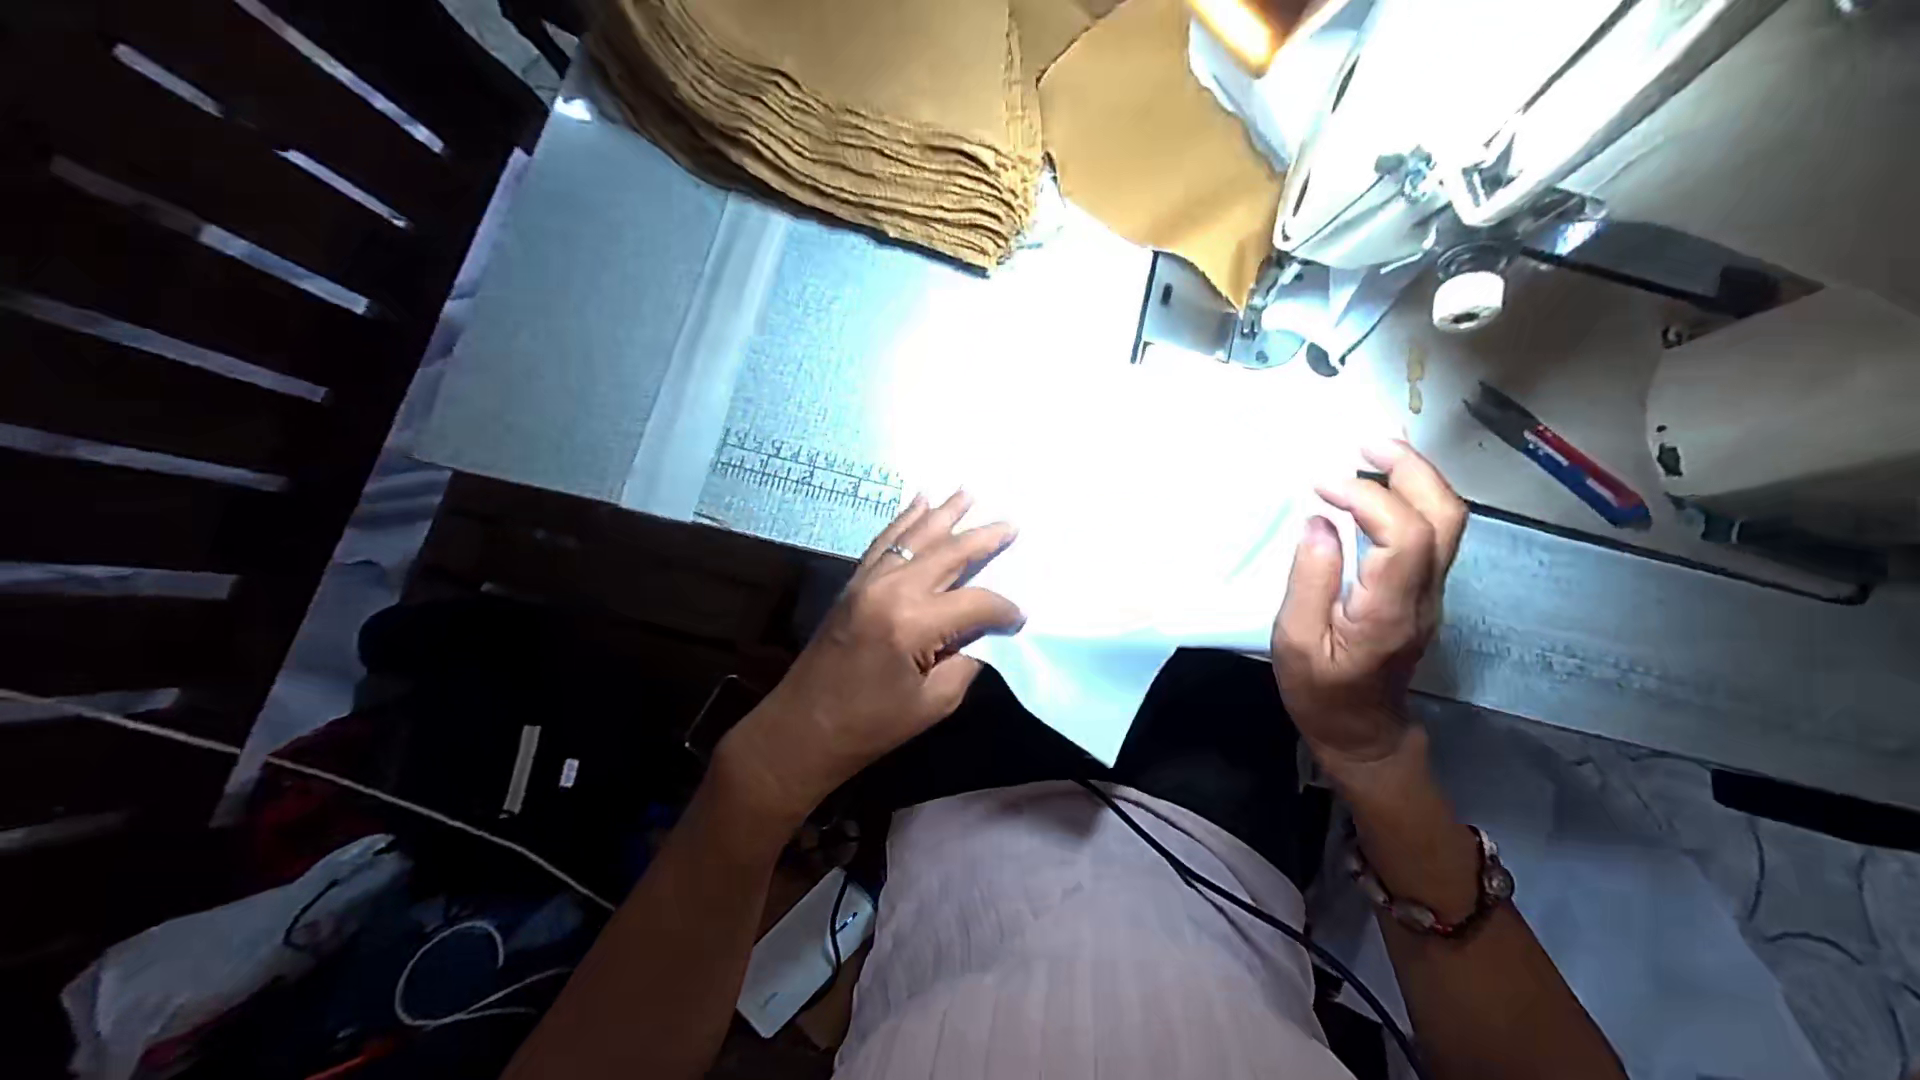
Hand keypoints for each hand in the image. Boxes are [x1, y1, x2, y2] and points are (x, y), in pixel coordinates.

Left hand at [718, 492, 1020, 820]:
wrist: (803, 728)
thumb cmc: (870, 726)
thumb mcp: (933, 703)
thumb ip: (965, 660)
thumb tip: (982, 634)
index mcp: (913, 623)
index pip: (975, 603)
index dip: (1004, 610)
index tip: (1020, 619)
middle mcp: (890, 589)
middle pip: (947, 554)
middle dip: (983, 538)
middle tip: (1011, 525)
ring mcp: (868, 581)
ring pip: (913, 537)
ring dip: (943, 515)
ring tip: (967, 494)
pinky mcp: (853, 583)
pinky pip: (884, 543)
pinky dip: (904, 521)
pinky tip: (919, 503)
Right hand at [1271, 441, 1466, 782]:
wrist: (1362, 732)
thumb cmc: (1321, 692)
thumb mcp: (1295, 643)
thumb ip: (1309, 581)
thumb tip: (1320, 522)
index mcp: (1389, 610)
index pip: (1404, 536)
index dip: (1368, 498)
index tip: (1320, 485)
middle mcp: (1423, 596)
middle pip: (1446, 518)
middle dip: (1412, 470)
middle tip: (1367, 443)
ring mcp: (1431, 593)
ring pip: (1449, 522)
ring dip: (1417, 478)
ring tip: (1374, 453)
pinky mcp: (1422, 592)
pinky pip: (1432, 533)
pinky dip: (1411, 498)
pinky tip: (1380, 488)